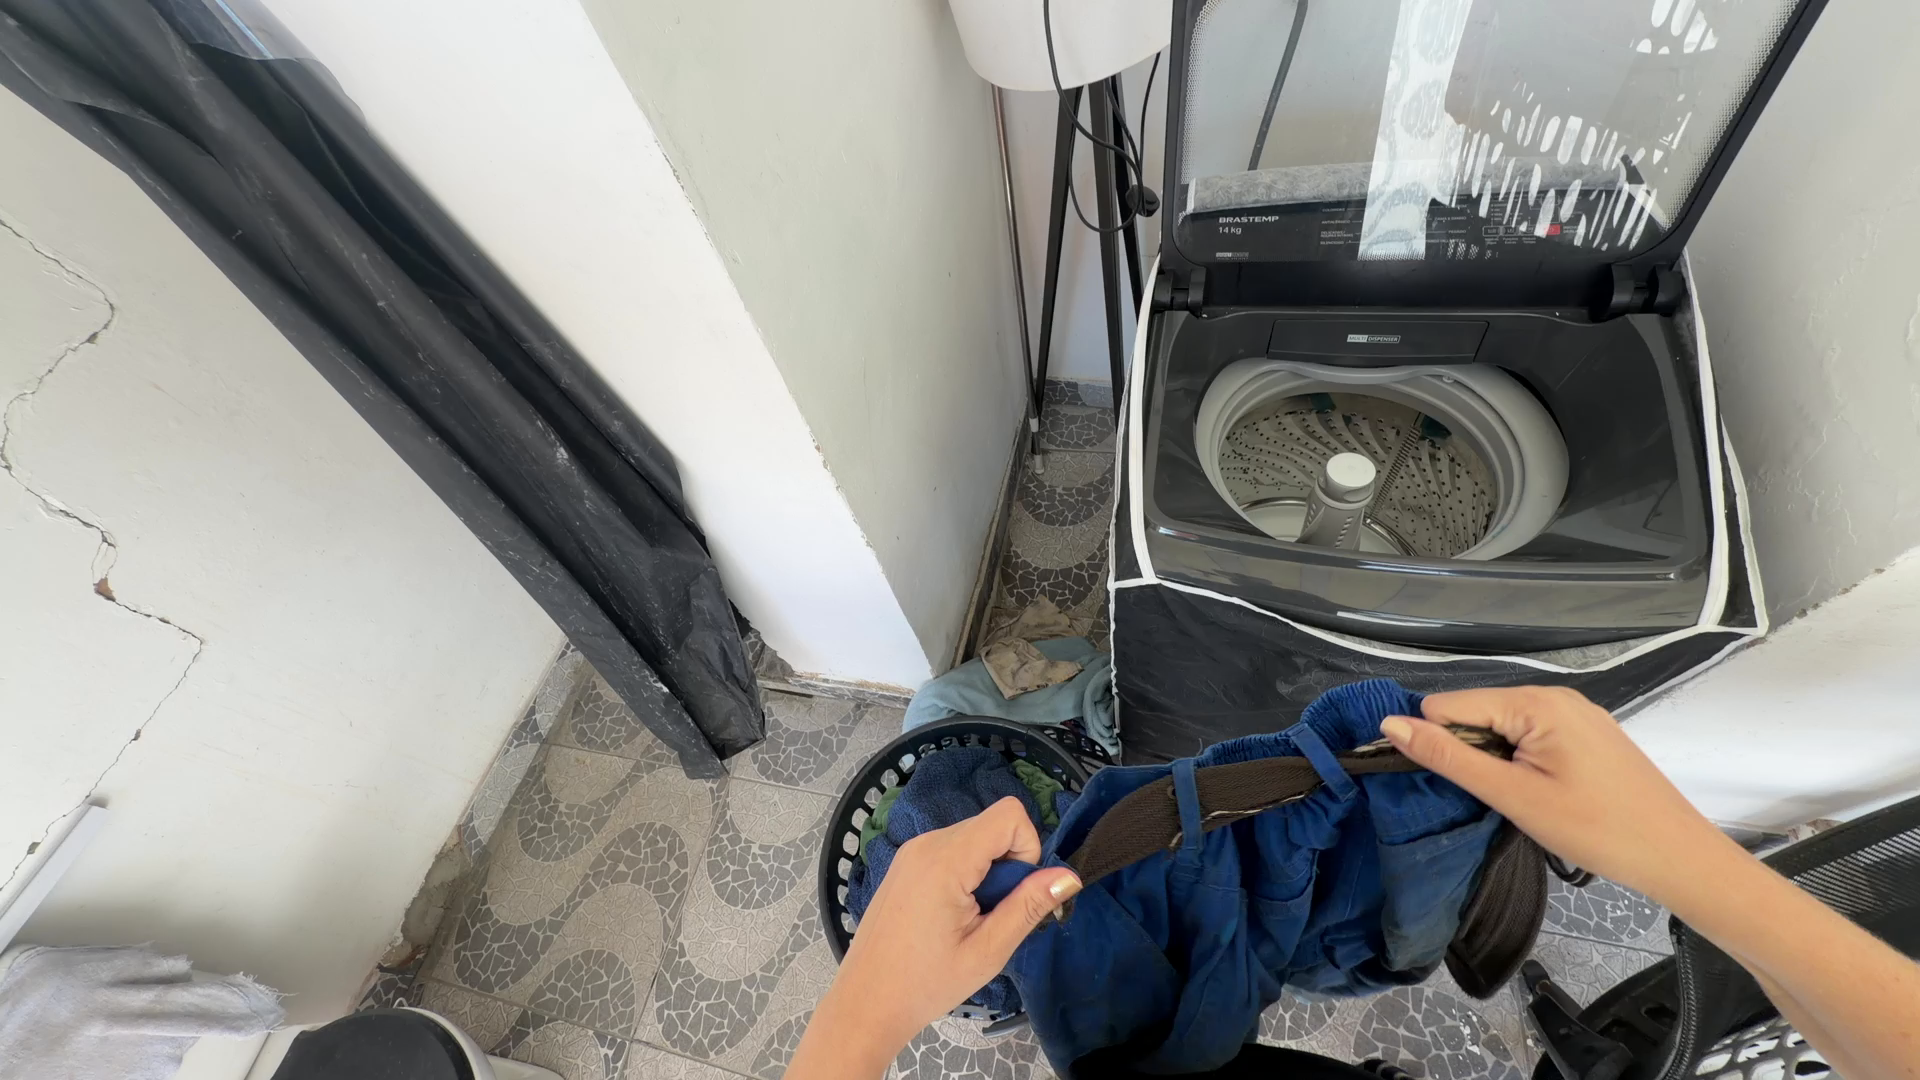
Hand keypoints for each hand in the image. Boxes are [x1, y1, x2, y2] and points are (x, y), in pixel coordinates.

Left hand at [787, 797, 1081, 1079]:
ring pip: (974, 837)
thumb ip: (1029, 906)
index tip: (1013, 894)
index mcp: (946, 857)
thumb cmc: (926, 983)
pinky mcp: (907, 860)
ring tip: (970, 919)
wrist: (865, 1003)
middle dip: (1007, 865)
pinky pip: (953, 848)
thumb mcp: (988, 950)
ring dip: (987, 871)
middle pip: (992, 826)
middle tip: (991, 915)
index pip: (1009, 814)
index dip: (1026, 849)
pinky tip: (952, 915)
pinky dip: (966, 873)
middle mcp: (928, 841)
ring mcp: (913, 848)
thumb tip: (1069, 875)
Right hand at [1379, 685, 1731, 900]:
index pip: (1446, 706)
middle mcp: (1553, 694)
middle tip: (1507, 793)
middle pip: (1472, 711)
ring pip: (1497, 723)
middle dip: (1473, 750)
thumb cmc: (1598, 830)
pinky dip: (1520, 757)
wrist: (1687, 865)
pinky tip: (1546, 787)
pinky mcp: (1585, 730)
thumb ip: (1446, 755)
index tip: (1476, 783)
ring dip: (1496, 756)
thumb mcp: (1511, 795)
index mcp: (1534, 702)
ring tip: (1527, 793)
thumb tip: (1387, 724)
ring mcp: (1573, 710)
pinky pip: (1526, 731)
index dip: (1446, 745)